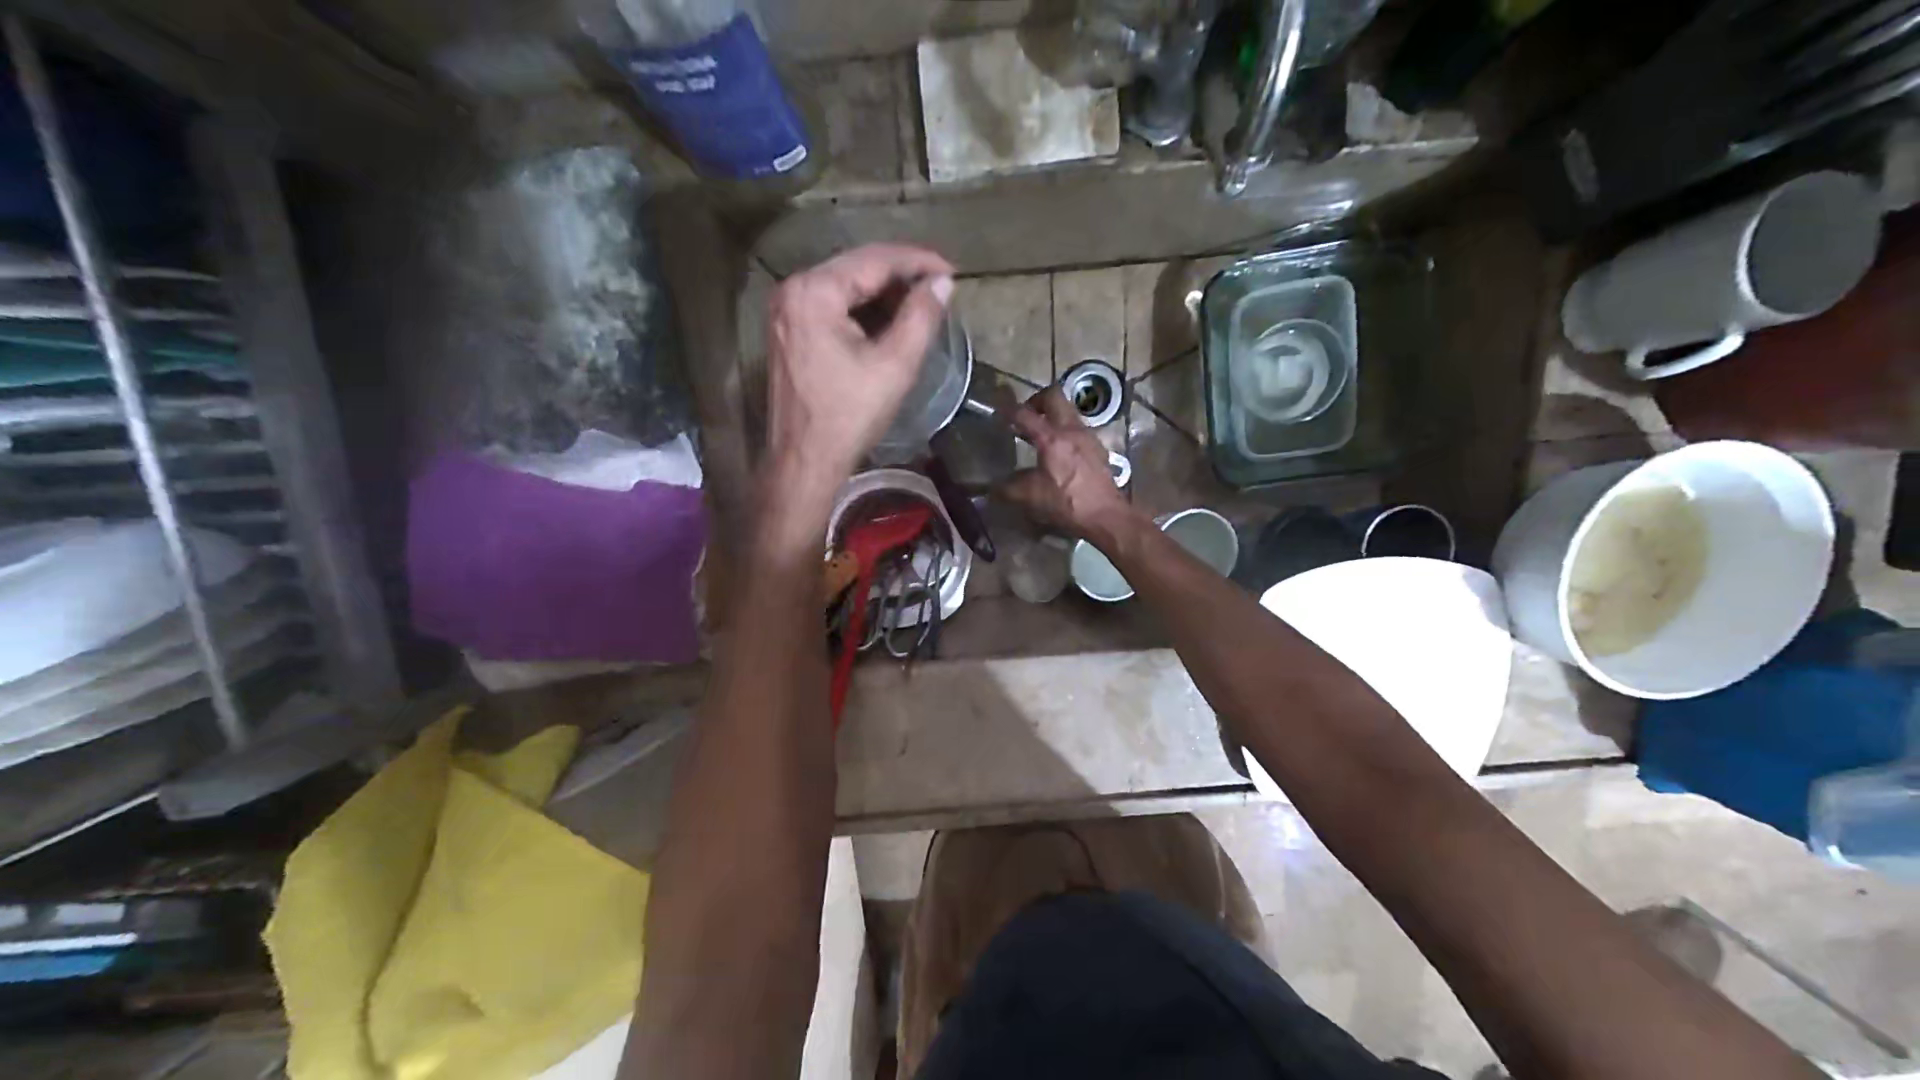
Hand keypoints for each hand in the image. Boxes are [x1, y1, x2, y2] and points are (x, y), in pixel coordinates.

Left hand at [764, 243, 954, 502]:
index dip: (918, 261)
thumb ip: (921, 317)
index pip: (874, 259)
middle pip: (856, 268)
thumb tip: (943, 284)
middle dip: (900, 277)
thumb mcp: (895, 365)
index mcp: (814, 292)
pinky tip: (888, 323)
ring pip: (844, 286)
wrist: (804, 461)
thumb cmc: (849, 416)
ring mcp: (785, 311)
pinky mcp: (787, 331)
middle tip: (939, 290)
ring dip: (882, 294)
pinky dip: (861, 310)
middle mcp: (792, 290)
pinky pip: (830, 306)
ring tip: (920, 307)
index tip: (952, 272)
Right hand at [1000, 387, 1143, 544]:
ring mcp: (1088, 436)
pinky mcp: (1098, 448)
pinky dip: (1066, 430)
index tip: (999, 411)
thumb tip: (993, 487)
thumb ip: (1008, 488)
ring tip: (1041, 432)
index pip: (1025, 414)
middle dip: (1036, 400)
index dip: (1008, 410)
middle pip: (1054, 396)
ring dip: (1053, 414)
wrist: (1106, 515)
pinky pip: (1079, 428)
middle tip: (1026, 414)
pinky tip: (1061, 451)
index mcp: (1052, 439)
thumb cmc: (1067, 504)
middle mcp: (1071, 430)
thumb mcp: (1031, 497)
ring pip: (1069, 410)